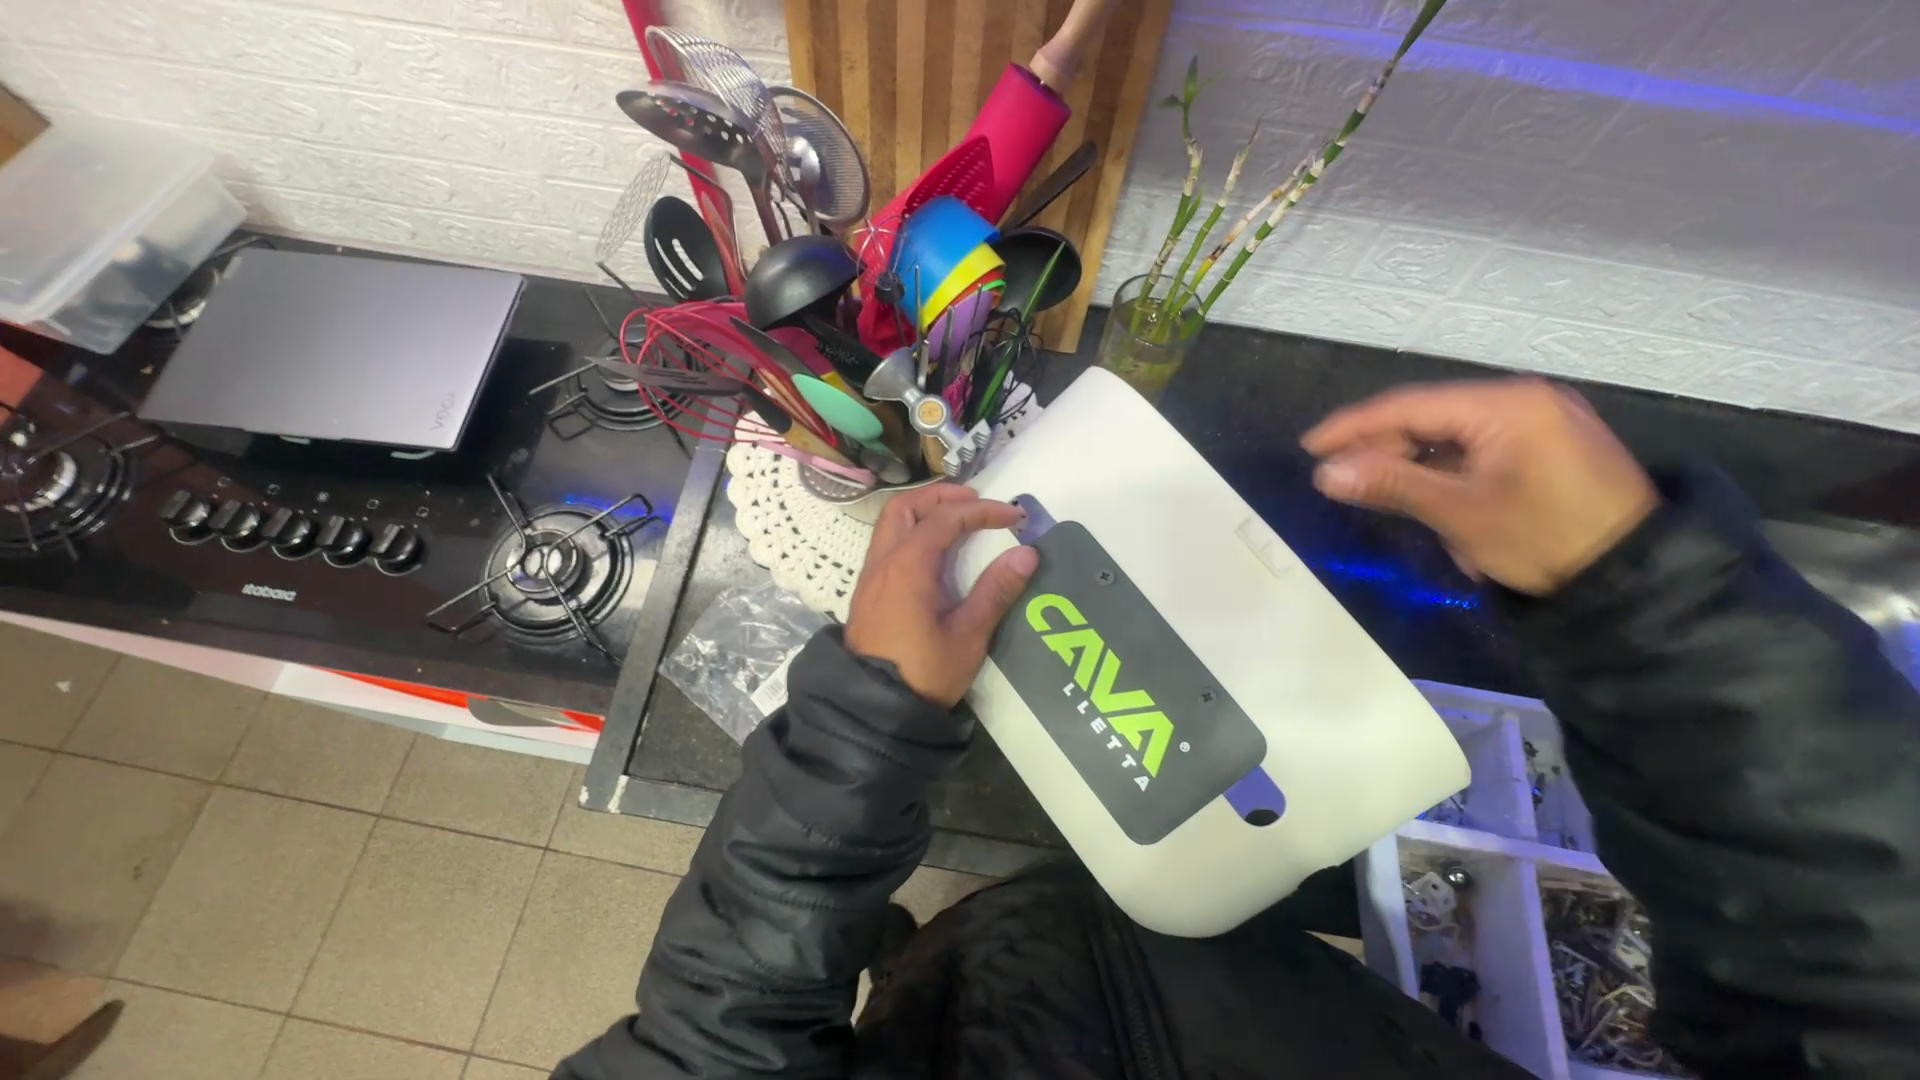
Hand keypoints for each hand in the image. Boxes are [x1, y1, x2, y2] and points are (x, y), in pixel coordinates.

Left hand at [844, 484, 1040, 705]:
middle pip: (905, 507)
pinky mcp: (868, 594)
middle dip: (941, 496)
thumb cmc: (924, 673)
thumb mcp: (969, 634)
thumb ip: (996, 590)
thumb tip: (1027, 553)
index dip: (982, 510)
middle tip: (976, 501)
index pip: (947, 518)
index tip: (1013, 517)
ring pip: (890, 524)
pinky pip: (887, 545)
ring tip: (957, 519)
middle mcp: (883, 562)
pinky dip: (911, 532)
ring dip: (923, 512)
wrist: (874, 711)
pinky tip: (934, 552)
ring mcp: (871, 577)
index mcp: (908, 565)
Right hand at [1300, 378, 1658, 594]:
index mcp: (1505, 404)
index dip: (1352, 426)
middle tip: (1339, 477)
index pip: (1408, 405)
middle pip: (1429, 414)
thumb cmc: (1546, 539)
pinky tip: (1423, 488)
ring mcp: (1539, 419)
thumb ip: (1391, 484)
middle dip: (1381, 445)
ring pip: (1451, 430)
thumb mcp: (1461, 513)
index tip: (1309, 447)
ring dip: (1410, 457)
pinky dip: (1444, 465)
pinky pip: (1477, 444)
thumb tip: (1325, 472)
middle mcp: (1523, 398)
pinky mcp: (1547, 443)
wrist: (1640, 576)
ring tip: (1374, 486)